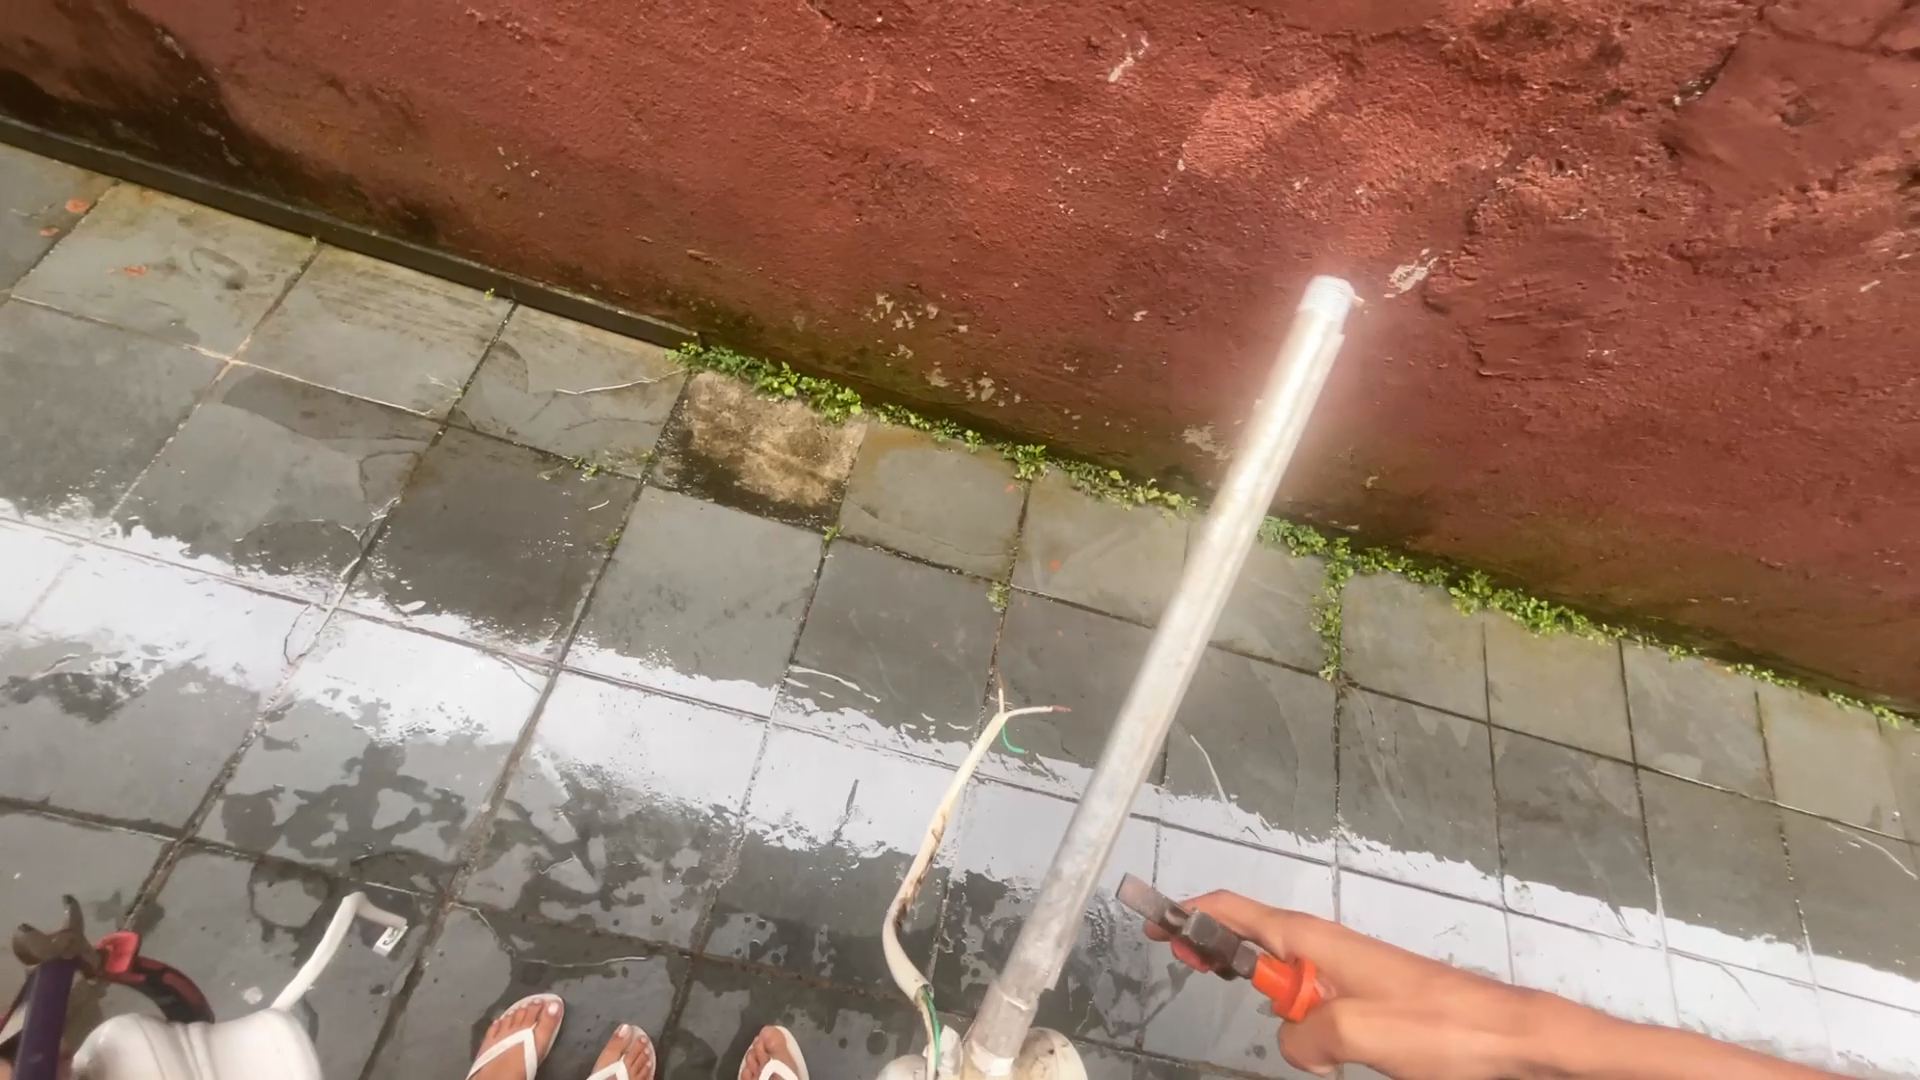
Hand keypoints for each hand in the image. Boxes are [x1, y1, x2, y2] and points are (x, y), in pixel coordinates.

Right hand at [1145, 892, 1598, 1079]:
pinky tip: (1298, 1032)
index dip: (1192, 913)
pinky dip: (1287, 1003)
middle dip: (1212, 941)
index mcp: (1311, 939)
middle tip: (1181, 958)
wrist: (1514, 1037)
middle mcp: (1321, 943)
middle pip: (1250, 930)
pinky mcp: (1362, 992)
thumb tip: (1292, 1043)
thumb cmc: (1437, 1025)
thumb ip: (1305, 1035)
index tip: (1159, 923)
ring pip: (1279, 965)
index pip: (1236, 911)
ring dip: (1251, 977)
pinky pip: (1308, 991)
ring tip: (1231, 988)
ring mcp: (1343, 966)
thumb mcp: (1358, 1033)